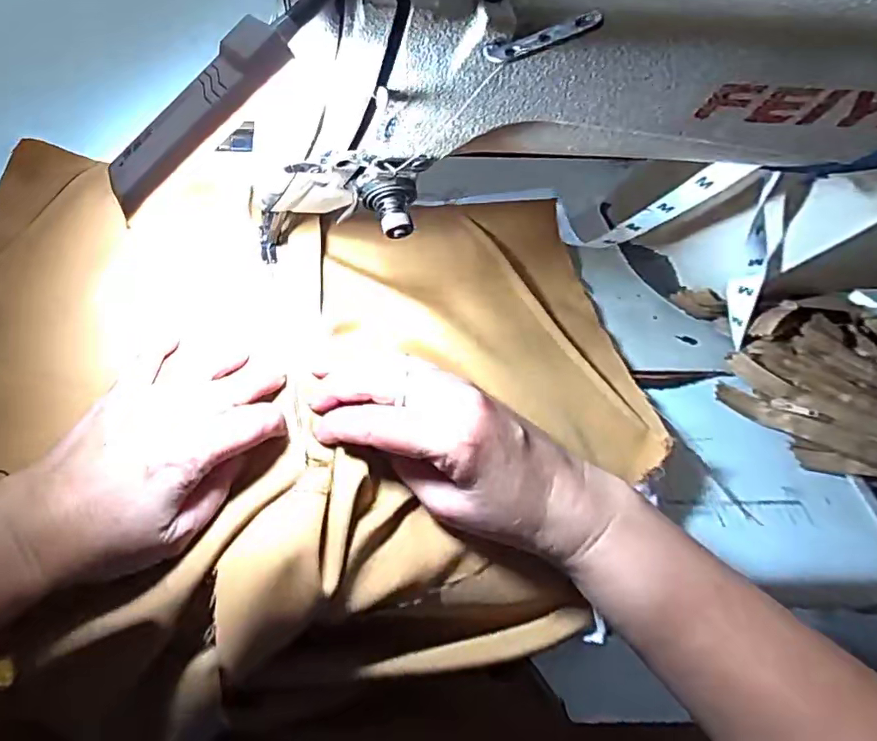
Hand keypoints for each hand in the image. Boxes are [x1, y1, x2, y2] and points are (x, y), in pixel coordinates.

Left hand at [2, 341, 287, 589]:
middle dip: (257, 383)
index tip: (282, 427)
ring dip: (221, 358)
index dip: (271, 425)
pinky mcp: (116, 395)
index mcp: (189, 456)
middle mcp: (170, 418)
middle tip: (280, 375)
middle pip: (226, 393)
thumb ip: (214, 491)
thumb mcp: (176, 534)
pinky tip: (176, 335)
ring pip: (192, 371)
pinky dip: (160, 345)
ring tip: (244, 350)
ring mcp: (141, 400)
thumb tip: (241, 457)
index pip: (246, 428)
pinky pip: (142, 360)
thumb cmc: (112, 540)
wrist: (45, 521)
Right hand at [309, 355, 634, 567]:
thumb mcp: (447, 506)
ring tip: (320, 367)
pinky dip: (377, 362)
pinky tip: (359, 365)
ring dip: (353, 365)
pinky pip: (409, 364)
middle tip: (310, 396)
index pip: (378, 421)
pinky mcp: (462, 382)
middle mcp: (451, 399)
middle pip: (381, 380)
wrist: (566, 497)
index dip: (343, 424)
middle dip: (339, 385)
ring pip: (392, 364)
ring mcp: (458, 385)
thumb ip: (404, 466)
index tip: (317, 430)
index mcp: (449, 437)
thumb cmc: (508, 514)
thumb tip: (369, 440)